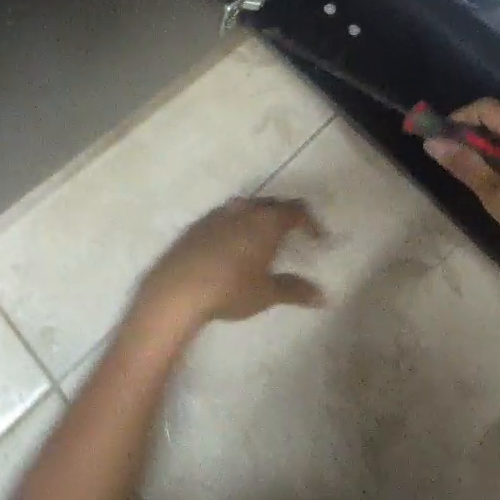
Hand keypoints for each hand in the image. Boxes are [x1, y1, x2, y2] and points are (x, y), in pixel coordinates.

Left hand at [131, 196, 325, 340]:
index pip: (295, 210)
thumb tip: (321, 295)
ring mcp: (217, 214)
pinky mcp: (198, 224)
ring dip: (259, 218)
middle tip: (294, 236)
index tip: (318, 239)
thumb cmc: (230, 288)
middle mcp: (242, 210)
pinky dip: (238, 225)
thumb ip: (294, 290)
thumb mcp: (266, 293)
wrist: (178, 287)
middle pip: (271, 204)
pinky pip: (226, 216)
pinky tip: (234, 246)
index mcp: (265, 222)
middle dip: (285, 216)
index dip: (311, 222)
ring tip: (265, 240)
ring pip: (246, 207)